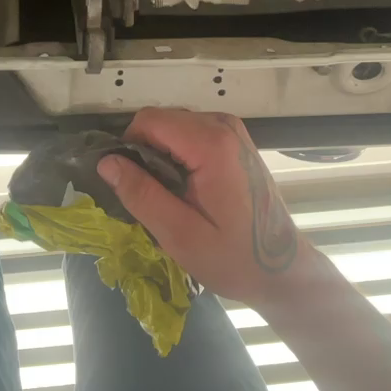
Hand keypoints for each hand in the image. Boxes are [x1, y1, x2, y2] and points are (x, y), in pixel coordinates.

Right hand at [99, 108, 307, 307]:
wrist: (284, 269)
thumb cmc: (234, 257)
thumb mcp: (180, 234)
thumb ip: (141, 194)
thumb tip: (107, 162)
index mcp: (211, 144)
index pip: (149, 121)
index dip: (129, 147)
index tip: (132, 184)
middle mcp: (223, 125)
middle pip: (162, 120)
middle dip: (146, 153)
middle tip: (153, 197)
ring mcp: (231, 130)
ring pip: (174, 126)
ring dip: (162, 155)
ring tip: (171, 196)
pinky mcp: (234, 140)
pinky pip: (191, 133)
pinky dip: (179, 154)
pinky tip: (187, 189)